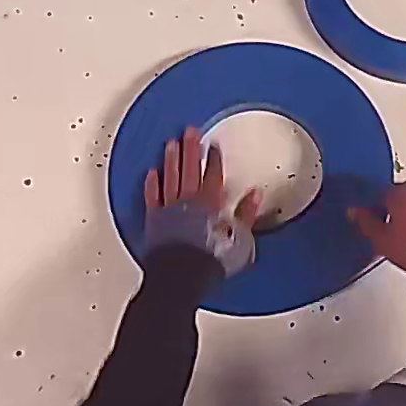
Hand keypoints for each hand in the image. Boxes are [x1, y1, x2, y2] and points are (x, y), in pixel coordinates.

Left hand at [144, 126, 261, 274]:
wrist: (181, 275)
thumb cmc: (210, 259)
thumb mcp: (240, 239)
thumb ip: (246, 214)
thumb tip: (254, 196)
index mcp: (211, 203)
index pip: (213, 174)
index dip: (214, 158)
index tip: (213, 145)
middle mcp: (189, 201)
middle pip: (190, 169)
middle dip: (191, 148)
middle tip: (190, 131)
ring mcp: (170, 209)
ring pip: (171, 177)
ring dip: (171, 159)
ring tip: (171, 143)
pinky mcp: (155, 220)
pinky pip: (152, 197)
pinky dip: (152, 184)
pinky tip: (151, 172)